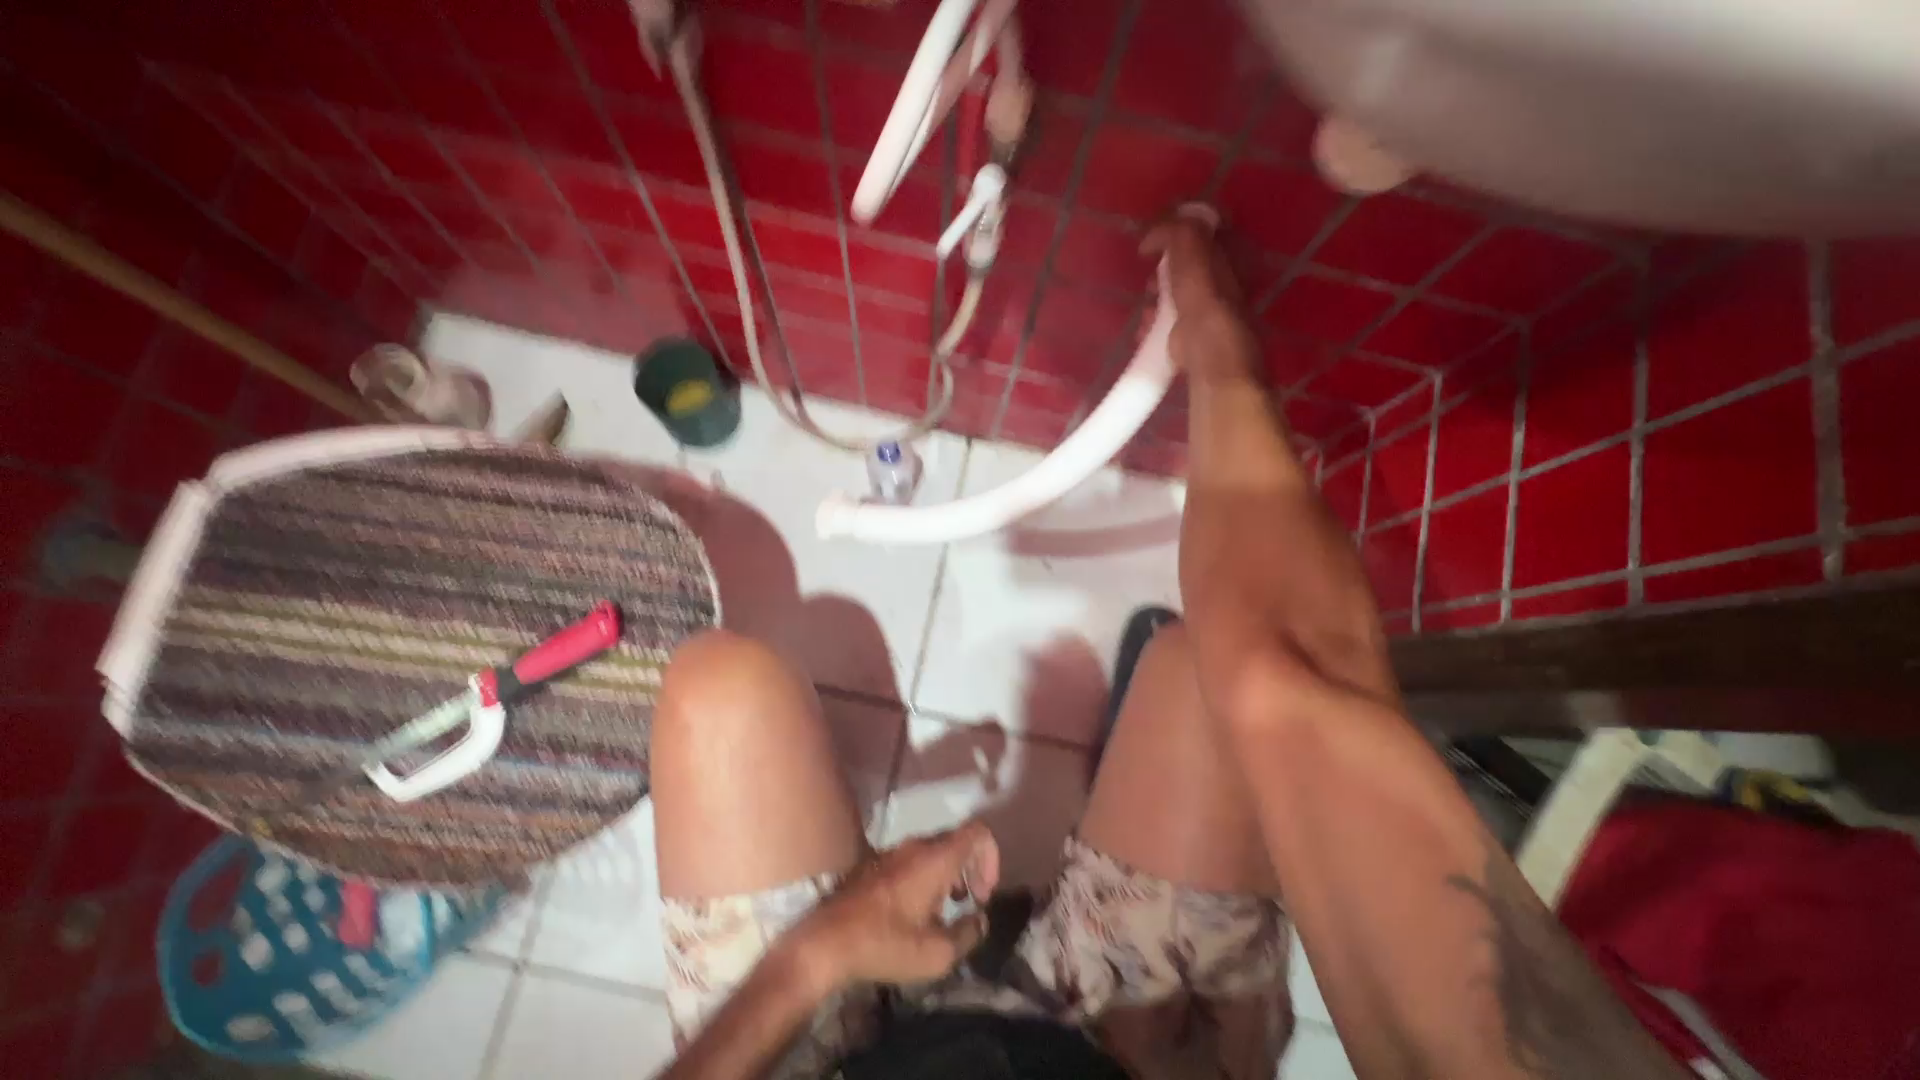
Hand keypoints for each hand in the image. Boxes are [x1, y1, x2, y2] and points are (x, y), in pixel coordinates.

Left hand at [787, 821, 1000, 992]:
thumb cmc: (884, 945)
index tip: (982, 894)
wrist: (824, 943)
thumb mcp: (936, 954)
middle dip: (970, 870)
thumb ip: (968, 934)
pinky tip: (913, 915)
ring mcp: (890, 853)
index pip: (977, 832)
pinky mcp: (872, 865)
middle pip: (955, 842)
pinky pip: (910, 862)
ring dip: (946, 876)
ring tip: (942, 913)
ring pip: (932, 852)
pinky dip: (923, 879)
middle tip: (968, 904)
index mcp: (934, 859)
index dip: (991, 858)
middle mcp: (914, 846)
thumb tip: (979, 921)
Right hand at [1141, 214, 1260, 382]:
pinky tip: (1147, 328)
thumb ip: (1173, 227)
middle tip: (1152, 274)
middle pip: (1187, 264)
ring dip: (1155, 299)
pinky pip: (1168, 321)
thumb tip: (1152, 236)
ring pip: (1175, 294)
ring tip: (1148, 307)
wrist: (1206, 344)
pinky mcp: (1195, 334)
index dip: (1180, 228)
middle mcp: (1227, 279)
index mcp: (1234, 251)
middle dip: (1163, 269)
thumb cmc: (1201, 289)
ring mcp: (1211, 309)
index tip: (1156, 237)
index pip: (1207, 229)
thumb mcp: (1188, 241)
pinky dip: (1154, 323)